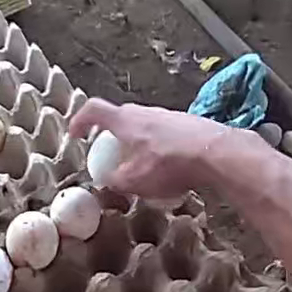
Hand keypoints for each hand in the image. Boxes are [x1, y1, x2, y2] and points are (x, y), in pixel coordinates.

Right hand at [67, 99, 261, 197]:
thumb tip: (109, 180)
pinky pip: (166, 135)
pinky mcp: (188, 124)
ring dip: (138, 144)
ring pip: (145, 126)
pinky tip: (169, 169)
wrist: (216, 153)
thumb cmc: (170, 164)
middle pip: (121, 118)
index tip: (75, 134)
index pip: (94, 110)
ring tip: (142, 167)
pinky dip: (159, 148)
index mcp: (125, 121)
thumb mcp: (134, 181)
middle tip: (111, 156)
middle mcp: (145, 112)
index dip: (80, 121)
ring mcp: (169, 115)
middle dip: (112, 137)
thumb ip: (115, 180)